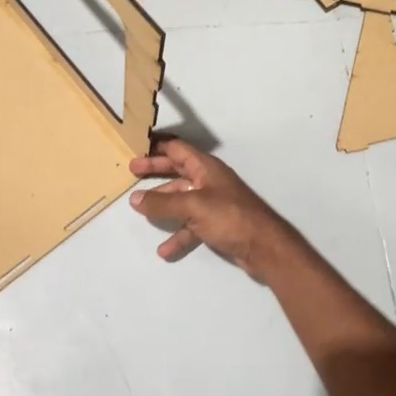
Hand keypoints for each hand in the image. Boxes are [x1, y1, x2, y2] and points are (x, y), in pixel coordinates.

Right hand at [128, 139, 305, 280]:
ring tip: (140, 211)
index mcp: (205, 168)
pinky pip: (190, 225)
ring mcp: (213, 203)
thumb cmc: (230, 217)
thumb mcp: (193, 206)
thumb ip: (163, 203)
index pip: (177, 148)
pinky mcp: (216, 224)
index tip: (136, 145)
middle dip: (155, 171)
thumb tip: (135, 199)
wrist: (264, 246)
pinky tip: (164, 250)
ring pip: (182, 199)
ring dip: (162, 204)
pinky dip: (177, 234)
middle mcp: (208, 181)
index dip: (157, 145)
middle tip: (132, 171)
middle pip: (177, 171)